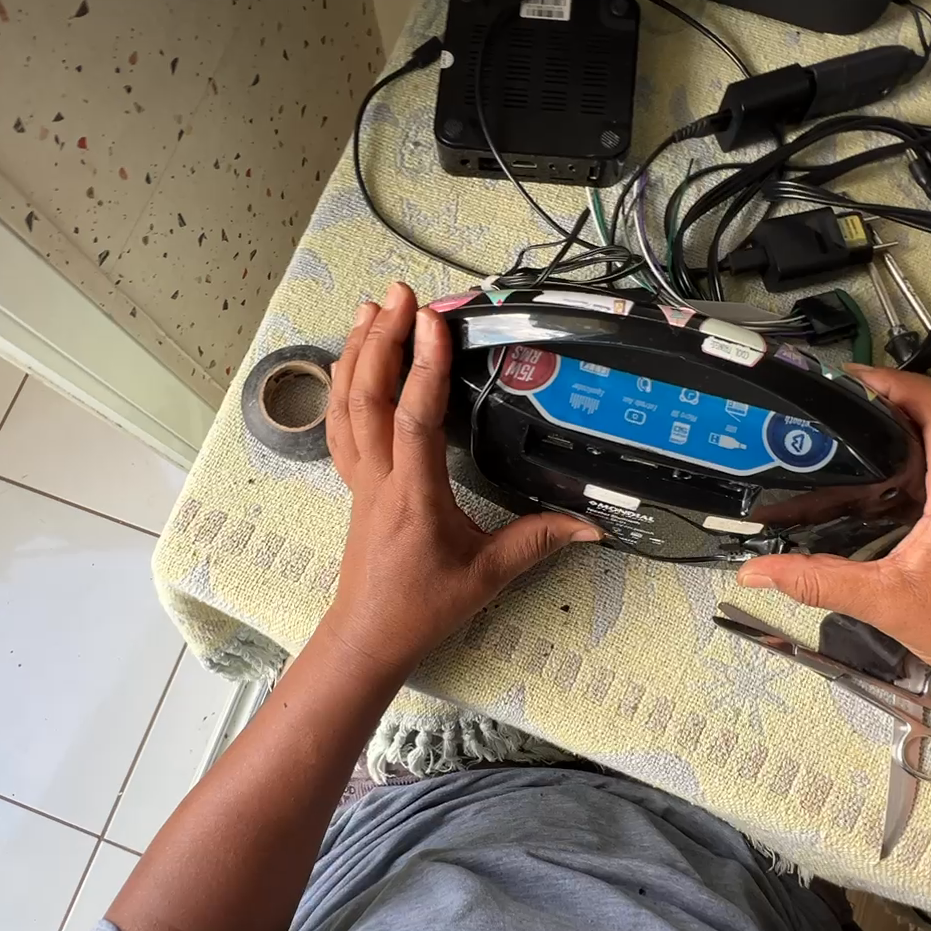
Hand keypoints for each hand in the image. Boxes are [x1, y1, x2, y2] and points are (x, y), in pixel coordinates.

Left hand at [318, 282, 598, 675]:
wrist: (369, 635)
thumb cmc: (423, 608)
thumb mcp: (487, 576)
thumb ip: (537, 542)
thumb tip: (590, 526)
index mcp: (413, 496)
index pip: (415, 419)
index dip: (424, 366)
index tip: (432, 320)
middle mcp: (379, 479)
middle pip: (368, 398)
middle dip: (381, 339)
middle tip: (398, 294)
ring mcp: (360, 479)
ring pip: (345, 407)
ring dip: (355, 354)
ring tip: (368, 310)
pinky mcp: (354, 485)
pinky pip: (339, 427)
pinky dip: (341, 388)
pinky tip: (348, 363)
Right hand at [737, 366, 930, 700]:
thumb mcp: (884, 601)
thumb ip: (816, 581)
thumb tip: (754, 572)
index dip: (897, 383)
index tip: (848, 380)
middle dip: (883, 407)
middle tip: (829, 411)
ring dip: (895, 438)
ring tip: (841, 441)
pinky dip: (907, 468)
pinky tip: (870, 489)